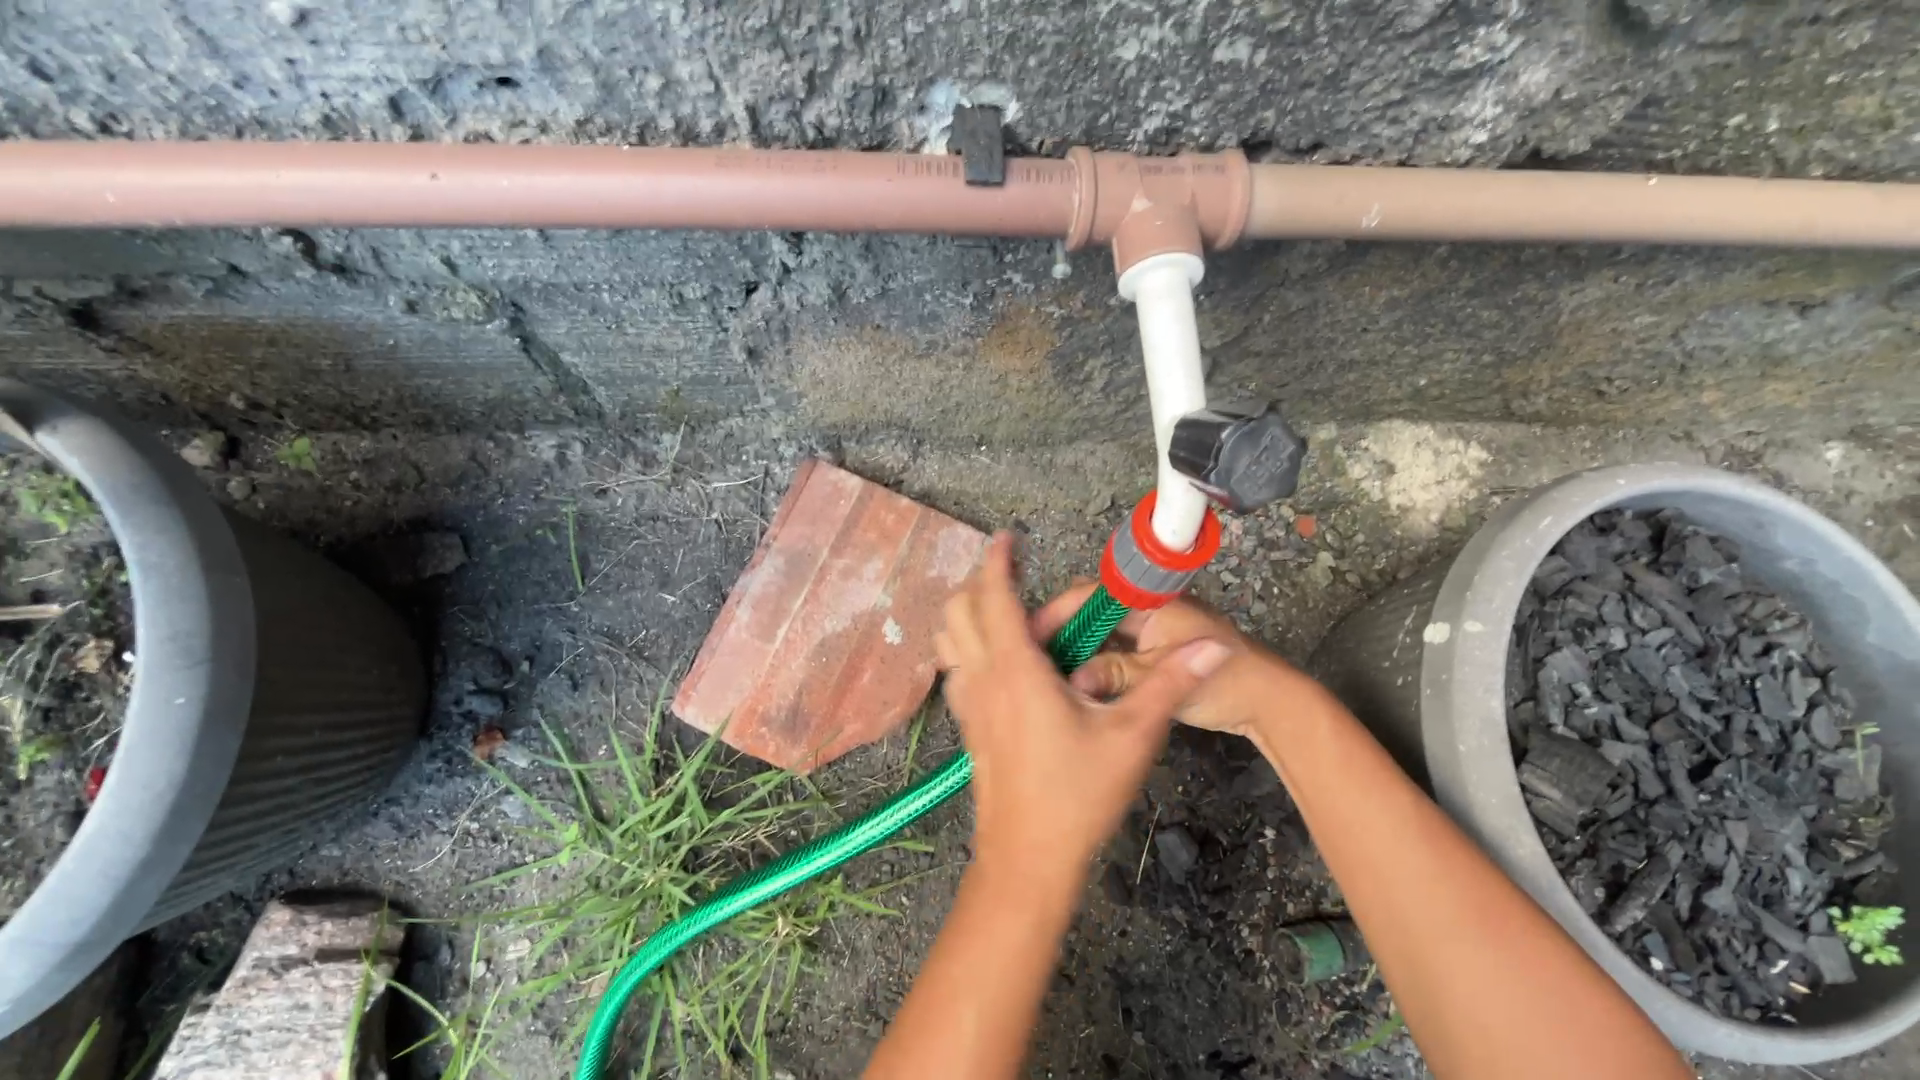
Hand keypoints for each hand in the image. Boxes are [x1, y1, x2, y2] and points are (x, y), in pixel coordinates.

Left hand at [935, 533, 1230, 878]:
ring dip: (967, 615)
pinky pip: (956, 671)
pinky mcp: (969, 728)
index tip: (1007, 537)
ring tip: (1006, 611)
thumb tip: (1215, 648)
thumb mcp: (1132, 736)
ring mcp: (969, 706)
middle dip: (979, 582)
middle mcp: (983, 680)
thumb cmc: (1078, 797)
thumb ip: (1171, 685)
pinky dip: (967, 648)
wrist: (1027, 860)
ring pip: (948, 641)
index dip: (998, 561)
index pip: (996, 597)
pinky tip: (1002, 662)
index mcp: (1017, 671)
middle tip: (1014, 574)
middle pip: (957, 611)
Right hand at [1033, 585, 1312, 737]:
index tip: (1036, 633)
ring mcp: (1155, 631)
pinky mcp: (1159, 654)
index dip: (1062, 611)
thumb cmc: (1224, 683)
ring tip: (1051, 671)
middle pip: (1097, 612)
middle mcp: (1151, 609)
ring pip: (1106, 635)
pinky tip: (1080, 683)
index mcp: (1152, 603)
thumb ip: (1116, 676)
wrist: (1269, 703)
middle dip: (1067, 631)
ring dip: (1082, 649)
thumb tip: (1072, 680)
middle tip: (1037, 655)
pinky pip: (1119, 652)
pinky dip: (1100, 663)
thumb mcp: (1163, 679)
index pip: (1094, 594)